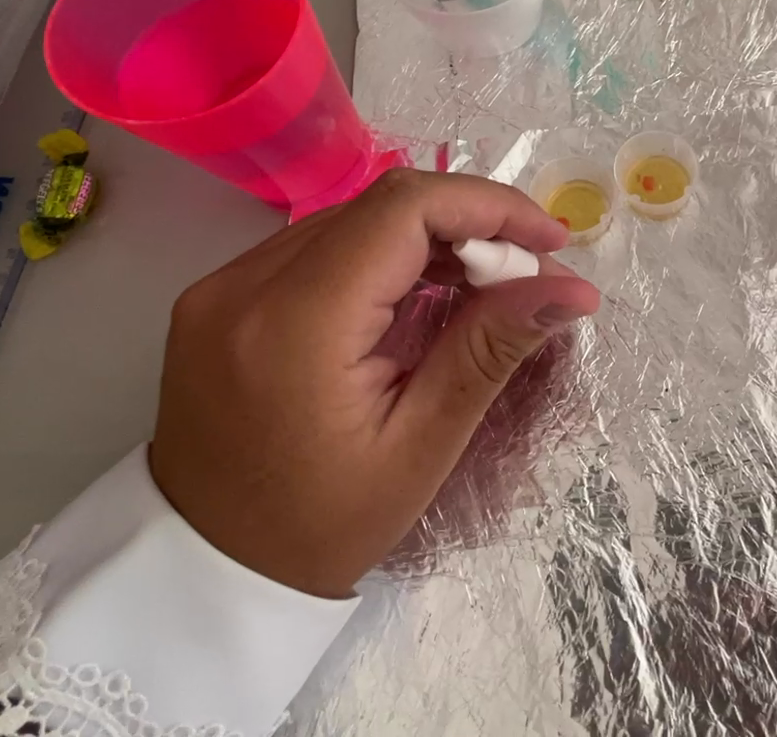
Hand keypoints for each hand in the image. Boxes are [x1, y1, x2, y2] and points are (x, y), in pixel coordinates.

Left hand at [149, 170, 601, 598]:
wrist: (202, 571)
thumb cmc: (321, 525)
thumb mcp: (422, 445)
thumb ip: (492, 349)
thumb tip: (574, 287)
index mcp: (295, 324)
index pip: (404, 210)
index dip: (490, 206)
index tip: (551, 240)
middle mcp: (245, 284)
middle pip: (383, 204)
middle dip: (473, 220)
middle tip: (530, 269)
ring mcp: (225, 285)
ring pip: (357, 218)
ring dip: (436, 235)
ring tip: (491, 281)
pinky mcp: (224, 295)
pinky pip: (325, 244)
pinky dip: (391, 253)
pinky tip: (428, 290)